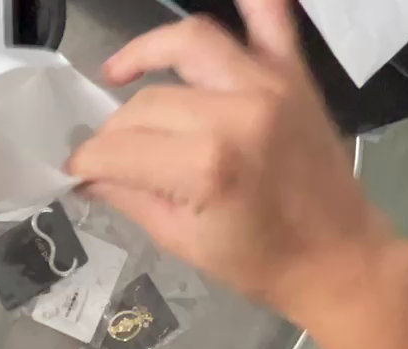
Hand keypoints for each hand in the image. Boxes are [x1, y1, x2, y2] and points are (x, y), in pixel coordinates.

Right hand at [66, 0, 407, 330]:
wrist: (335, 257)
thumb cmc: (258, 264)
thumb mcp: (183, 241)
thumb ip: (131, 199)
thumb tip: (87, 178)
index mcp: (205, 167)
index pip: (122, 149)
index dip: (87, 161)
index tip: (71, 172)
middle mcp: (234, 113)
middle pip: (149, 103)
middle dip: (112, 131)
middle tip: (101, 154)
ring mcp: (268, 85)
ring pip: (191, 42)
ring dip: (147, 52)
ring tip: (119, 73)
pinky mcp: (294, 74)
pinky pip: (270, 15)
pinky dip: (247, 2)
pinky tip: (221, 4)